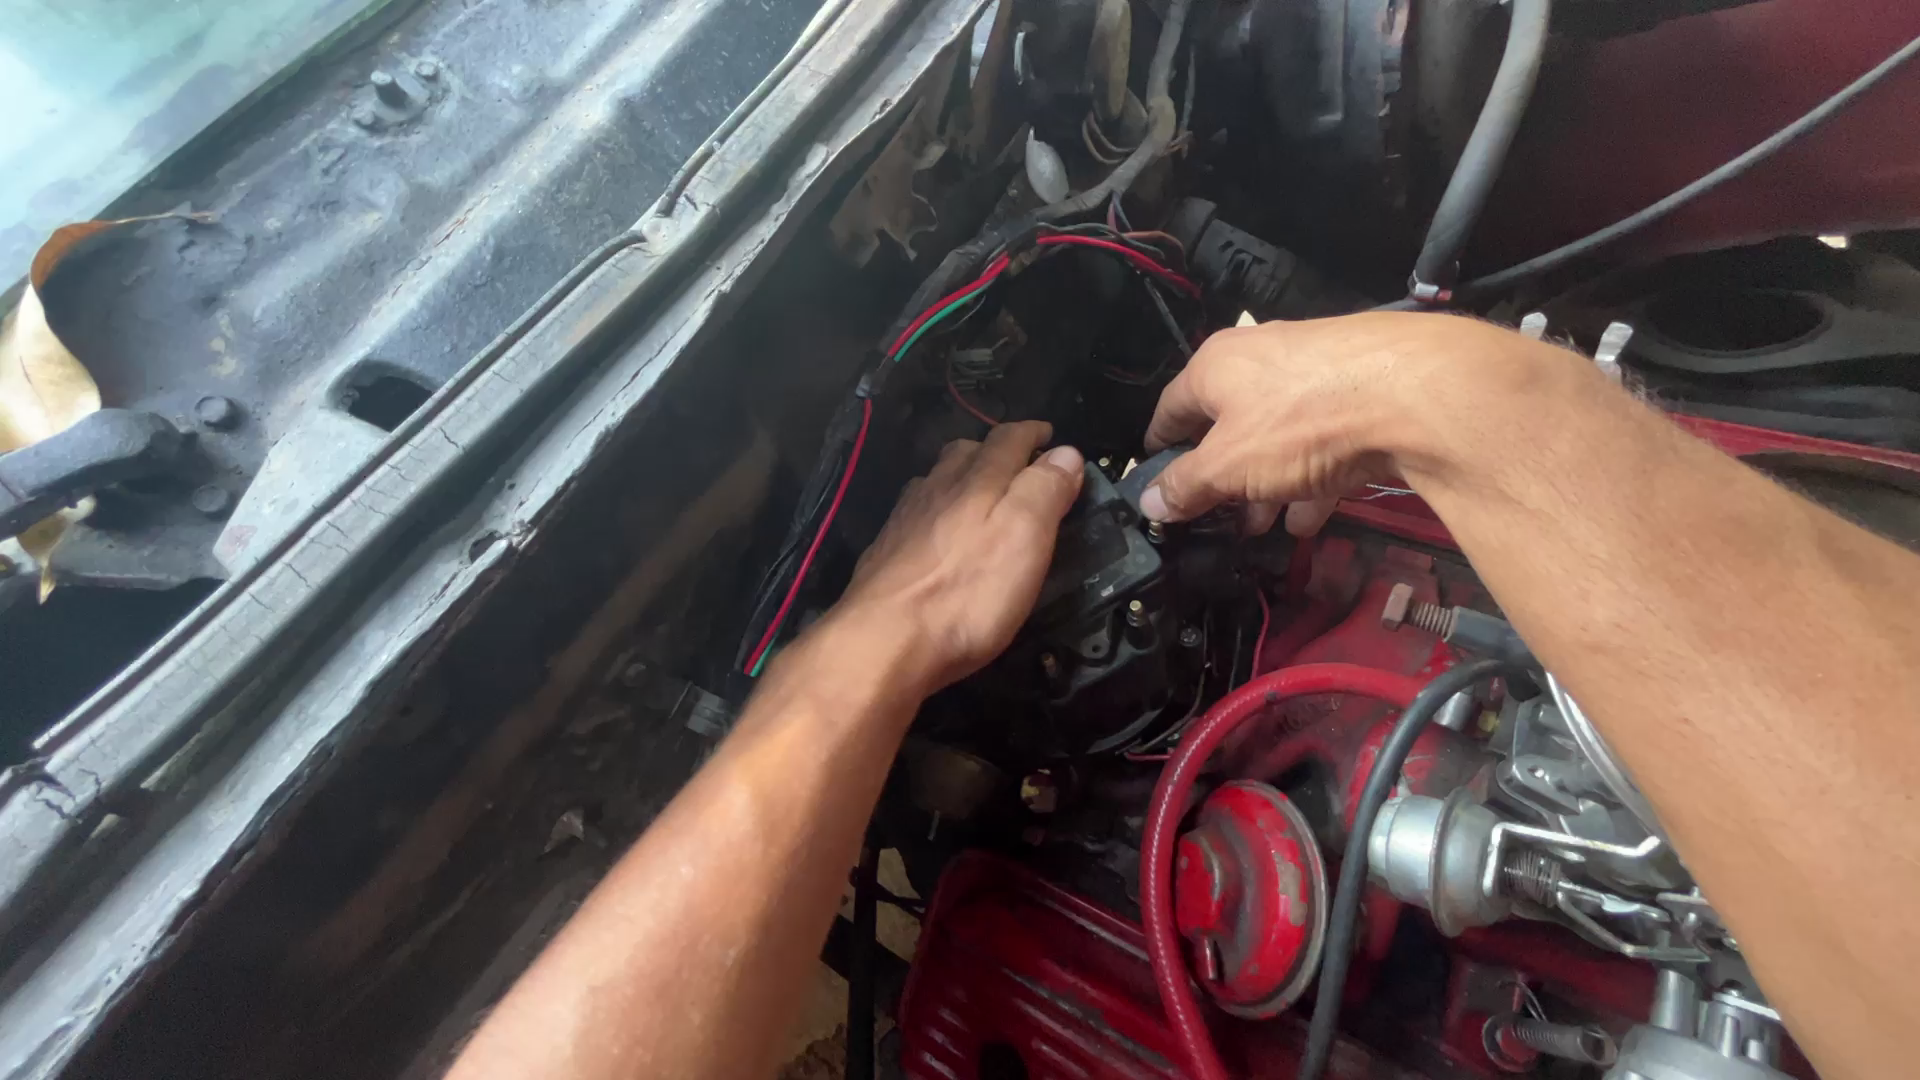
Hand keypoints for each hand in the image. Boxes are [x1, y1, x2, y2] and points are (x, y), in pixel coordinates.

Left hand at [827, 421, 1084, 694]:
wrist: (884, 641)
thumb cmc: (967, 593)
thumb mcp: (1024, 537)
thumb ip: (1044, 489)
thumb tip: (1065, 451)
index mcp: (977, 481)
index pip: (1008, 439)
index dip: (1033, 433)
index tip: (1050, 435)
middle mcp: (937, 489)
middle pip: (965, 452)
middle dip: (994, 451)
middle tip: (1017, 467)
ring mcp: (905, 518)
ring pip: (936, 480)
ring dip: (961, 478)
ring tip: (979, 494)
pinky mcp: (885, 550)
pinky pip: (915, 512)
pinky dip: (935, 509)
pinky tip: (937, 532)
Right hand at [1139, 313, 1552, 535]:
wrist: (1423, 395)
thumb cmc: (1300, 425)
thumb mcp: (1228, 467)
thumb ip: (1184, 487)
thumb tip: (1148, 503)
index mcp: (1215, 365)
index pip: (1169, 410)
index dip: (1158, 451)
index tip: (1154, 484)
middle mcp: (1260, 358)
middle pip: (1225, 427)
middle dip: (1220, 480)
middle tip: (1218, 519)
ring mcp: (1315, 372)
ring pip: (1274, 437)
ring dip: (1263, 486)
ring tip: (1264, 526)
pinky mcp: (1362, 390)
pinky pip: (1319, 439)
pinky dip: (1309, 477)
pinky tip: (1312, 516)